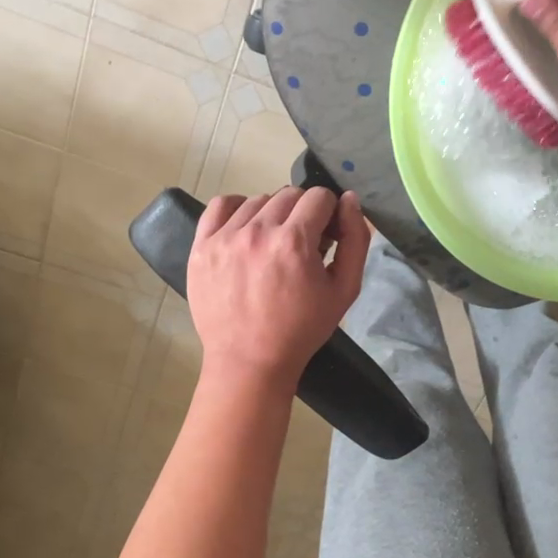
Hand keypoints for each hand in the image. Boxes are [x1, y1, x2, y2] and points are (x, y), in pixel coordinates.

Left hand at [188, 187, 368, 387]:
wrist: (249, 361)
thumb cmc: (302, 330)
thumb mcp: (344, 291)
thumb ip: (355, 241)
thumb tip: (350, 201)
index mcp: (294, 241)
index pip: (319, 197)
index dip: (330, 213)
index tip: (327, 236)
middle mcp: (257, 231)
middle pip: (289, 195)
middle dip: (303, 213)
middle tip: (302, 245)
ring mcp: (225, 237)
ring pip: (257, 200)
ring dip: (272, 215)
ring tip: (272, 246)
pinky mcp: (202, 246)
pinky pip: (220, 206)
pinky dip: (237, 210)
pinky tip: (245, 230)